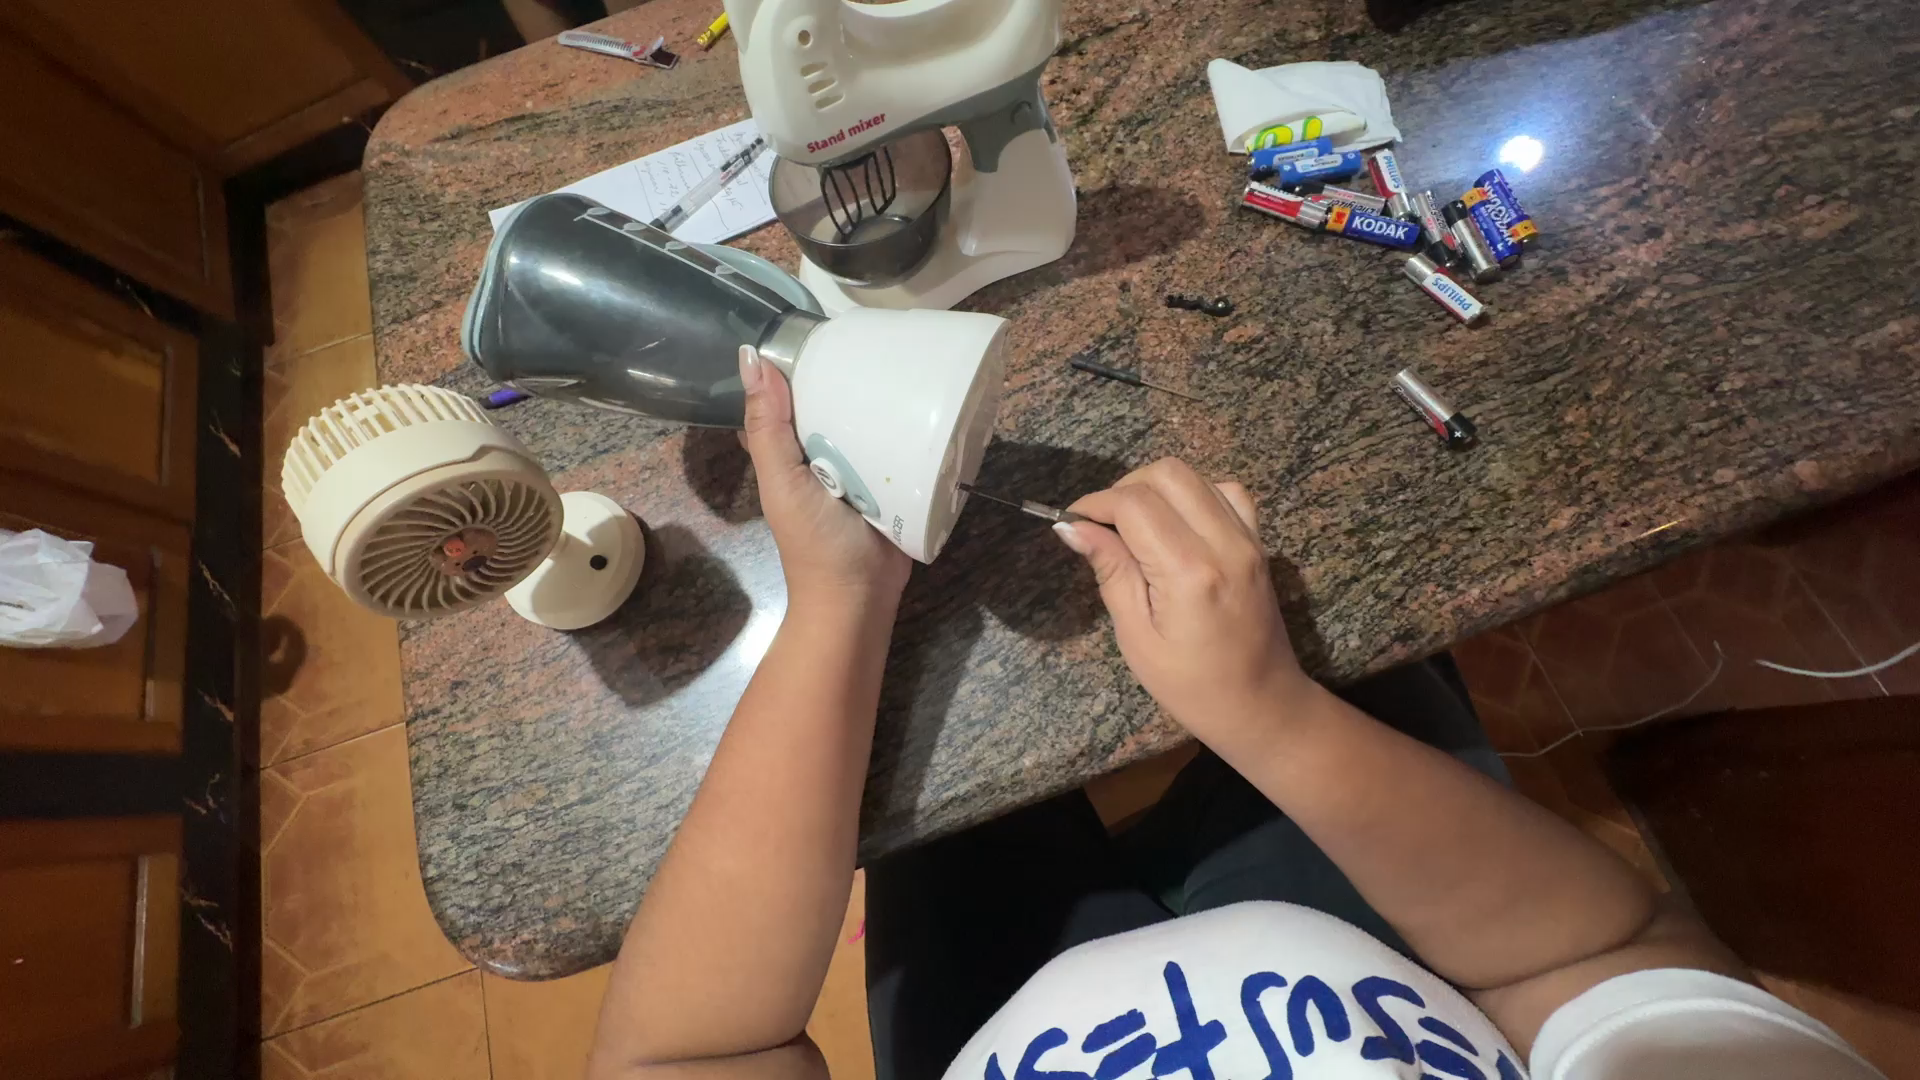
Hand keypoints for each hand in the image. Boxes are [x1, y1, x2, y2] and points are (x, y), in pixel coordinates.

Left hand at [740, 346, 910, 607]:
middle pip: (830, 407)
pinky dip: (906, 430)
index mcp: (788, 455)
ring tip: (905, 359)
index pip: (784, 400)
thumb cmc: (815, 542)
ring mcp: (859, 472)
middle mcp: (821, 459)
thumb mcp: (783, 481)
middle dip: (846, 376)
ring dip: (880, 401)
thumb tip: (750, 356)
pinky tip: (926, 404)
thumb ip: (768, 428)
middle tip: (873, 335)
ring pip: (865, 425)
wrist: (860, 598)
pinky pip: (895, 449)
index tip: (814, 328)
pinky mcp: (891, 484)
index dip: (792, 366)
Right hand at [1055, 458, 1312, 748]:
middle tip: (1103, 524)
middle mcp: (1224, 543)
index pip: (1135, 504)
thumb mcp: (1136, 636)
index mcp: (1189, 572)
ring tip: (1135, 525)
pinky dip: (1193, 494)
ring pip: (1195, 475)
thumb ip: (1111, 571)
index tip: (1072, 521)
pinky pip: (1225, 492)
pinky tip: (1176, 524)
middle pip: (1167, 473)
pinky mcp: (1258, 542)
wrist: (1263, 705)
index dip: (1095, 504)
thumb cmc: (1190, 685)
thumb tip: (1072, 527)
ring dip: (1156, 488)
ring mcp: (1248, 538)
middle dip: (1124, 489)